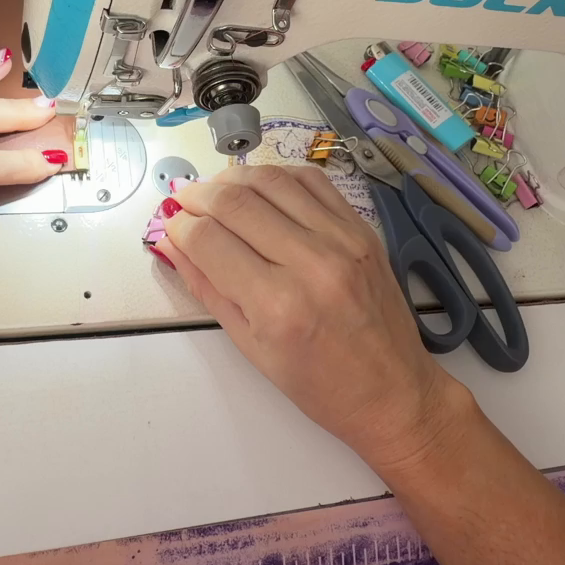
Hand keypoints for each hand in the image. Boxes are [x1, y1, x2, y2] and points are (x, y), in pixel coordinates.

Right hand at [155, 166, 470, 469]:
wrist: (393, 391)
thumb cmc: (319, 384)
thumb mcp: (250, 347)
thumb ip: (206, 287)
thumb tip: (171, 241)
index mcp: (276, 307)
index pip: (209, 240)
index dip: (180, 225)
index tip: (172, 223)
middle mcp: (309, 264)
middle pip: (236, 202)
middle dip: (199, 195)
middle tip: (185, 199)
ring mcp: (340, 239)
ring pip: (271, 180)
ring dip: (233, 176)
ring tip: (216, 187)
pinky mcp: (360, 227)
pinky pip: (311, 179)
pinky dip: (277, 174)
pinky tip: (260, 184)